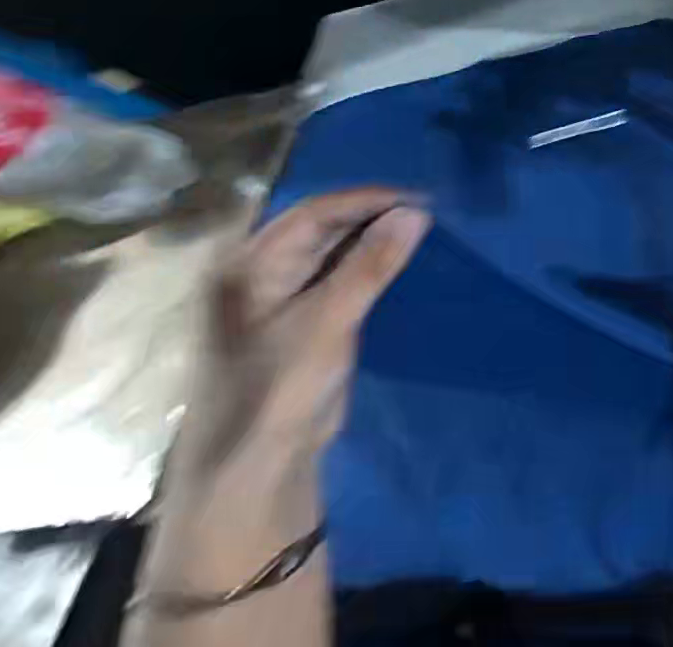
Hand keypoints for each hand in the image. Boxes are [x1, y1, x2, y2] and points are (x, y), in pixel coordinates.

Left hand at [194, 189, 429, 466]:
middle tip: (425, 212)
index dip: (368, 200)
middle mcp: (256, 271)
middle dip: (372, 215)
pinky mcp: (297, 317)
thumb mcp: (329, 322)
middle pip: (320, 226)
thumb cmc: (279, 391)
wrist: (255, 472)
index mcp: (247, 264)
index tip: (421, 199)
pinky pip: (336, 274)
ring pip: (330, 249)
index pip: (315, 212)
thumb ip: (372, 264)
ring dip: (372, 236)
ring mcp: (275, 295)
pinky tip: (395, 258)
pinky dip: (367, 262)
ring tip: (418, 228)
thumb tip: (416, 212)